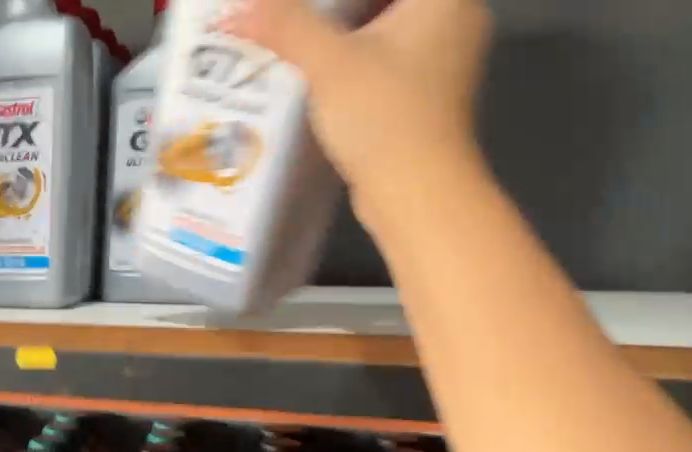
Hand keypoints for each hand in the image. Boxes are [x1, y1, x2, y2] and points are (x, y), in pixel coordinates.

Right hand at [219, 0, 492, 208]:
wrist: (415, 192)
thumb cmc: (384, 116)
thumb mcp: (329, 64)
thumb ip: (286, 28)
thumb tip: (236, 11)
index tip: (302, 5)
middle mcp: (455, 17)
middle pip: (384, 0)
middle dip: (335, 8)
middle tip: (292, 15)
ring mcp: (445, 60)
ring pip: (386, 28)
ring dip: (343, 33)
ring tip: (296, 39)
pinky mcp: (427, 97)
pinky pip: (387, 61)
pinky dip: (354, 62)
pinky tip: (319, 75)